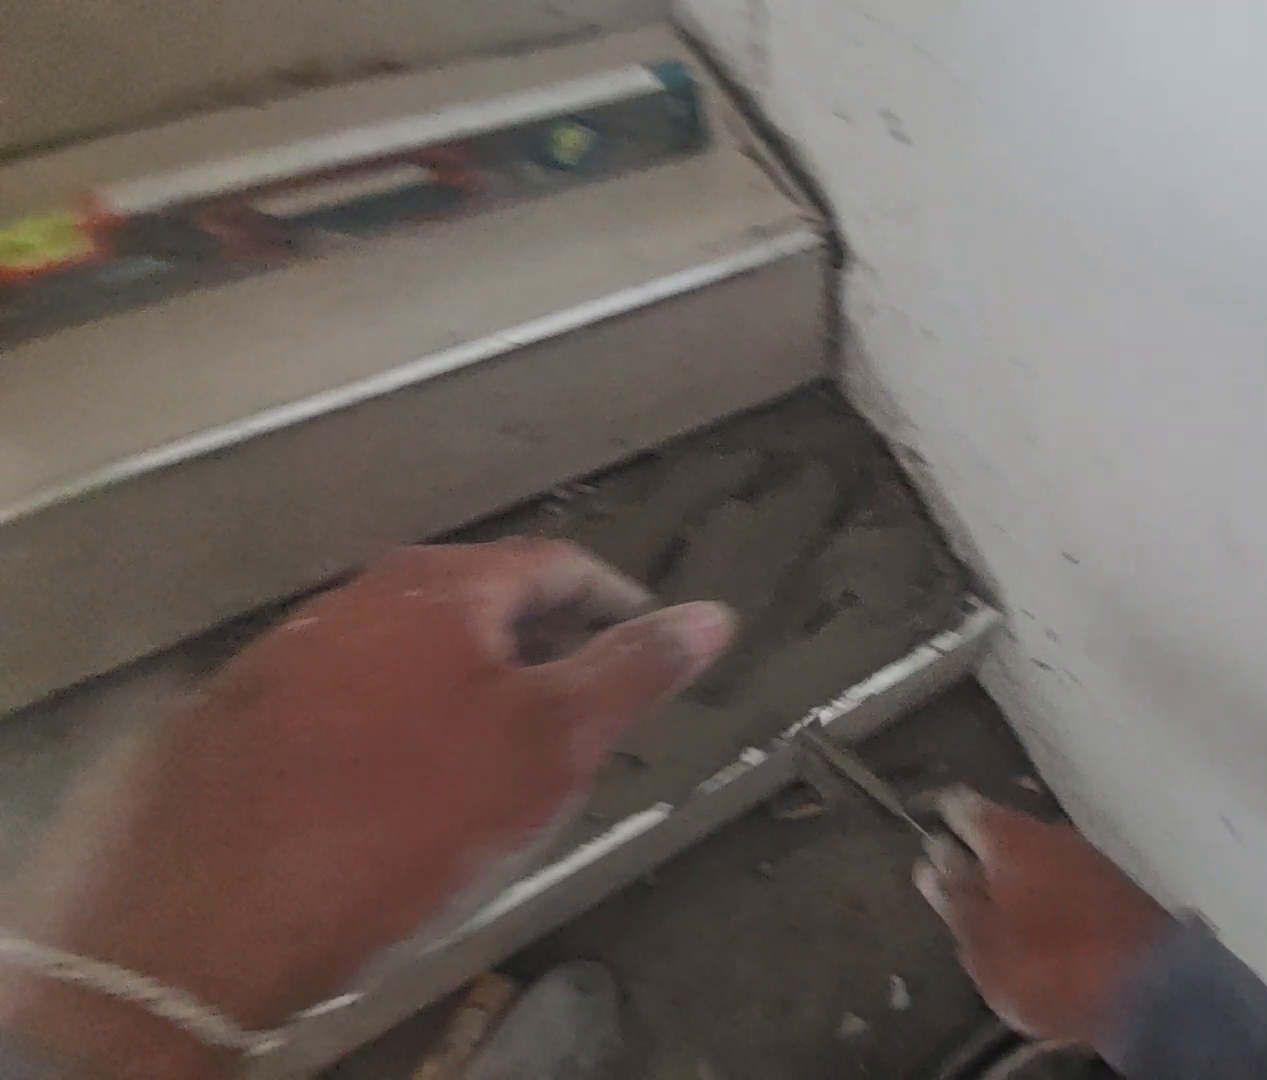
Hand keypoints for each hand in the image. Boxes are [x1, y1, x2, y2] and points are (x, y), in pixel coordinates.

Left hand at [0, 539, 733, 1079]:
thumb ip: (638, 668)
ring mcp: (286, 654)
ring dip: (479, 680)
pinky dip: (407, 715)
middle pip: (490, 603)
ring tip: (504, 748)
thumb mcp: (555, 740)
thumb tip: (714, 615)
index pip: (562, 565)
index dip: (619, 600)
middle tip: (583, 707)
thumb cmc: (412, 814)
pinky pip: (355, 693)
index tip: (648, 644)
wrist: (187, 935)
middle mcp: (359, 599)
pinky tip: (407, 782)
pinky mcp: (234, 718)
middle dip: (550, 645)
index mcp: (442, 588)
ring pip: (420, 649)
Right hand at [915, 788, 1171, 1052]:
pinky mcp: (1109, 878)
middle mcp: (1044, 829)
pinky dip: (1042, 880)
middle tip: (955, 864)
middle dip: (977, 840)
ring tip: (995, 893)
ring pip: (1033, 846)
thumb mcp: (984, 944)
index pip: (962, 805)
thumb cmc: (1049, 963)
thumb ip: (955, 899)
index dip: (940, 812)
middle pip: (1000, 824)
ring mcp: (1082, 850)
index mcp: (1006, 836)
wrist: (1148, 985)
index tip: (924, 820)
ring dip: (1012, 864)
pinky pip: (1060, 868)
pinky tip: (1038, 906)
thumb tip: (931, 862)